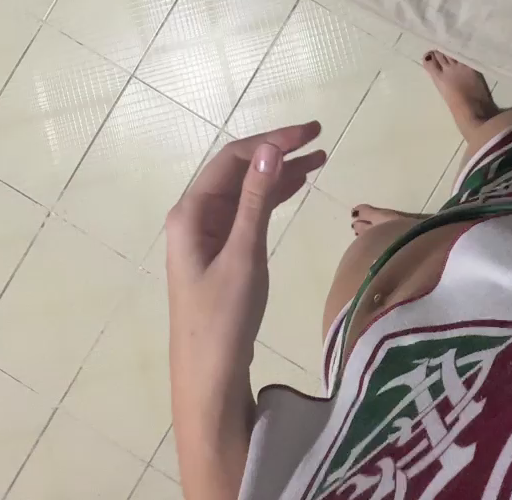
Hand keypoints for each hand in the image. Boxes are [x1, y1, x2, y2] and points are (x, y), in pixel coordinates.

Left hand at [165, 122, 326, 383]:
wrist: (209, 378)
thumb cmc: (223, 317)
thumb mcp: (244, 254)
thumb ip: (256, 199)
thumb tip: (271, 149)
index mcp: (191, 211)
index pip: (233, 158)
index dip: (271, 140)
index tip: (308, 134)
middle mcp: (196, 215)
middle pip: (239, 168)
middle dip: (277, 150)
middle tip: (318, 137)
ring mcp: (207, 233)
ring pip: (246, 188)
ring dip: (280, 172)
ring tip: (319, 158)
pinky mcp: (221, 250)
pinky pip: (248, 210)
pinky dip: (273, 196)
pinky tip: (297, 186)